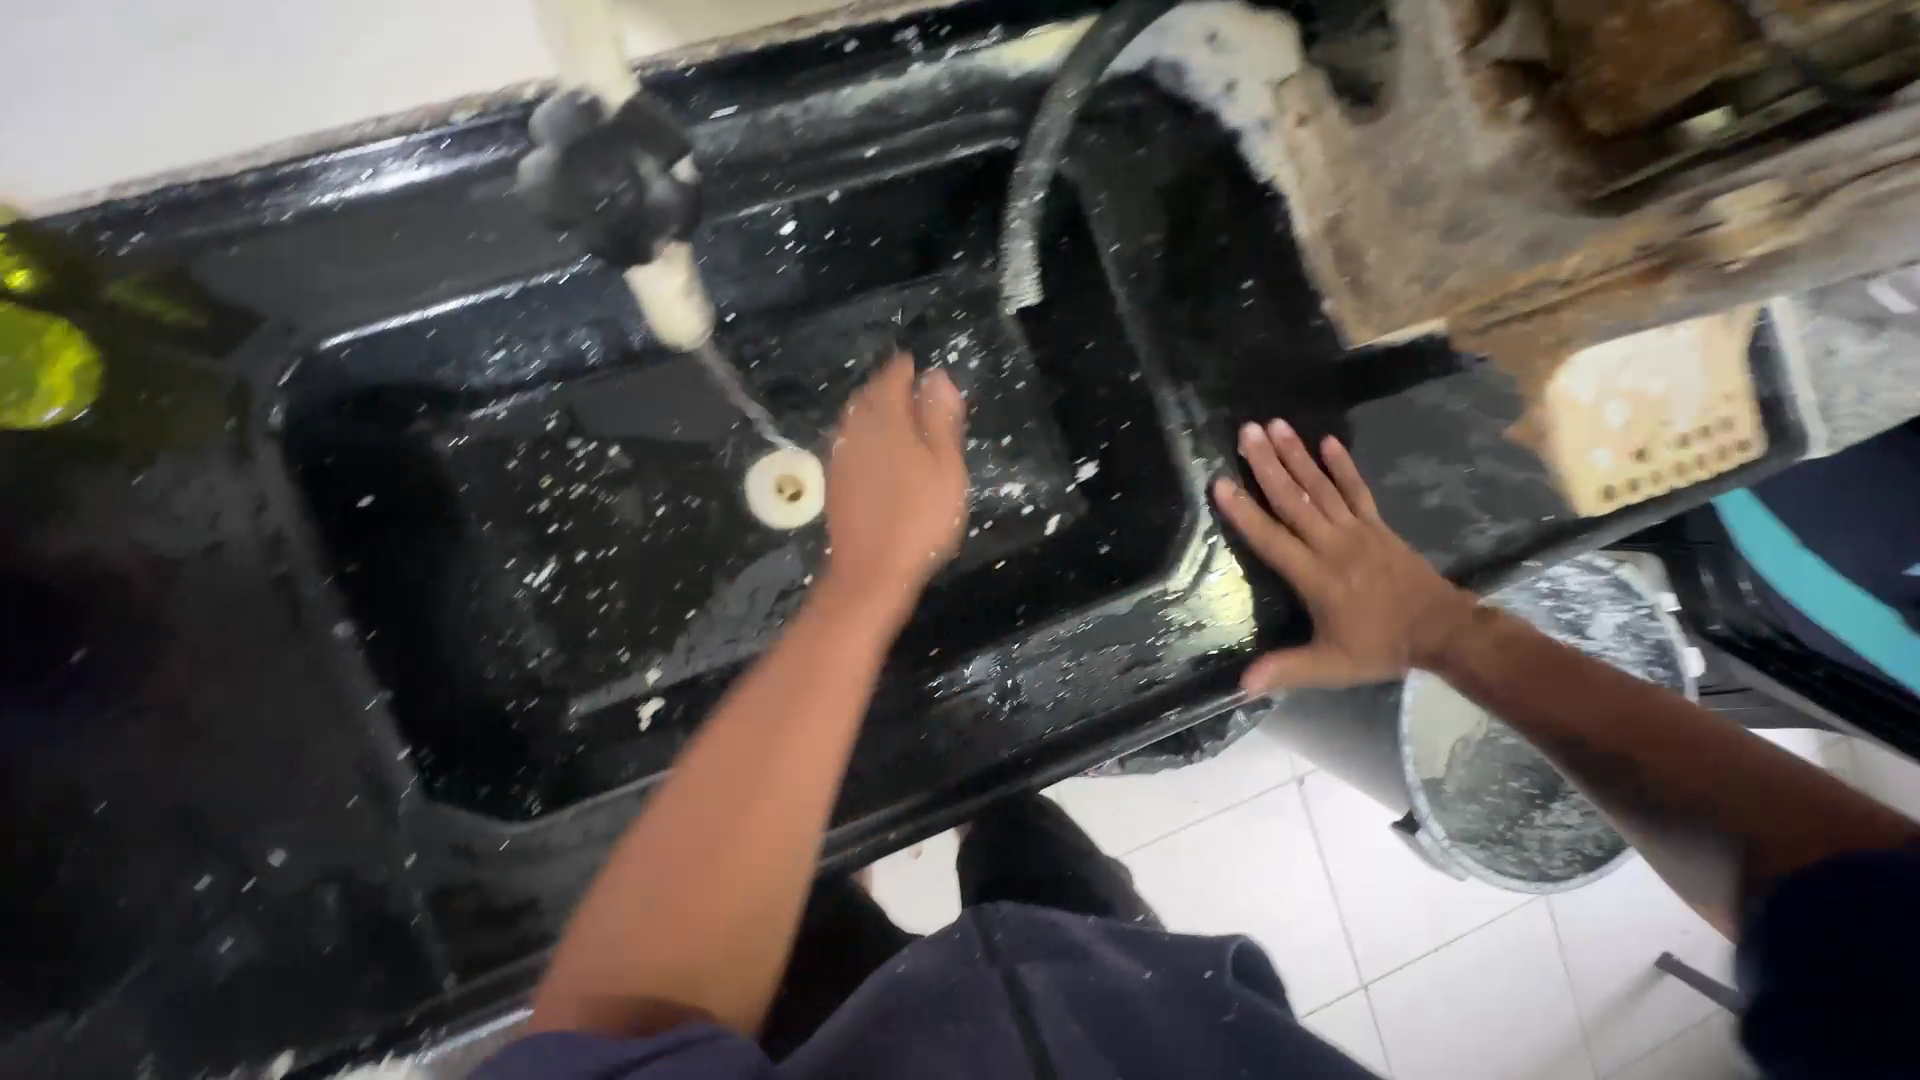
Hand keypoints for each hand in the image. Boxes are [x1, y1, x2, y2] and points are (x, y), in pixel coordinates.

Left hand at [822, 354, 969, 612]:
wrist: (871, 573)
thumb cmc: (920, 518)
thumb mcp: (945, 467)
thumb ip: (941, 419)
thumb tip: (936, 376)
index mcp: (885, 419)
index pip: (891, 378)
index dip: (904, 369)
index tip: (915, 364)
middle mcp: (855, 430)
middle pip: (868, 396)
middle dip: (886, 387)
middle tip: (906, 385)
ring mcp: (840, 458)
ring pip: (855, 421)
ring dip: (873, 411)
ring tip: (895, 415)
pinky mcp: (835, 483)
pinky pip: (849, 444)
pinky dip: (864, 437)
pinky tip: (877, 451)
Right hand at [1213, 420, 1479, 693]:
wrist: (1443, 631)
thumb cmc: (1380, 648)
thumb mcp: (1331, 666)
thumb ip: (1286, 670)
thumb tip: (1240, 685)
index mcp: (1317, 578)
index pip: (1272, 539)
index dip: (1245, 512)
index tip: (1221, 483)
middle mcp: (1334, 546)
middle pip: (1295, 500)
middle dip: (1267, 465)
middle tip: (1246, 431)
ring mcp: (1358, 532)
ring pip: (1322, 487)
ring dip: (1296, 455)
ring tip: (1274, 424)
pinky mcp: (1377, 526)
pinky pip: (1357, 490)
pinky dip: (1342, 465)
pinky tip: (1326, 440)